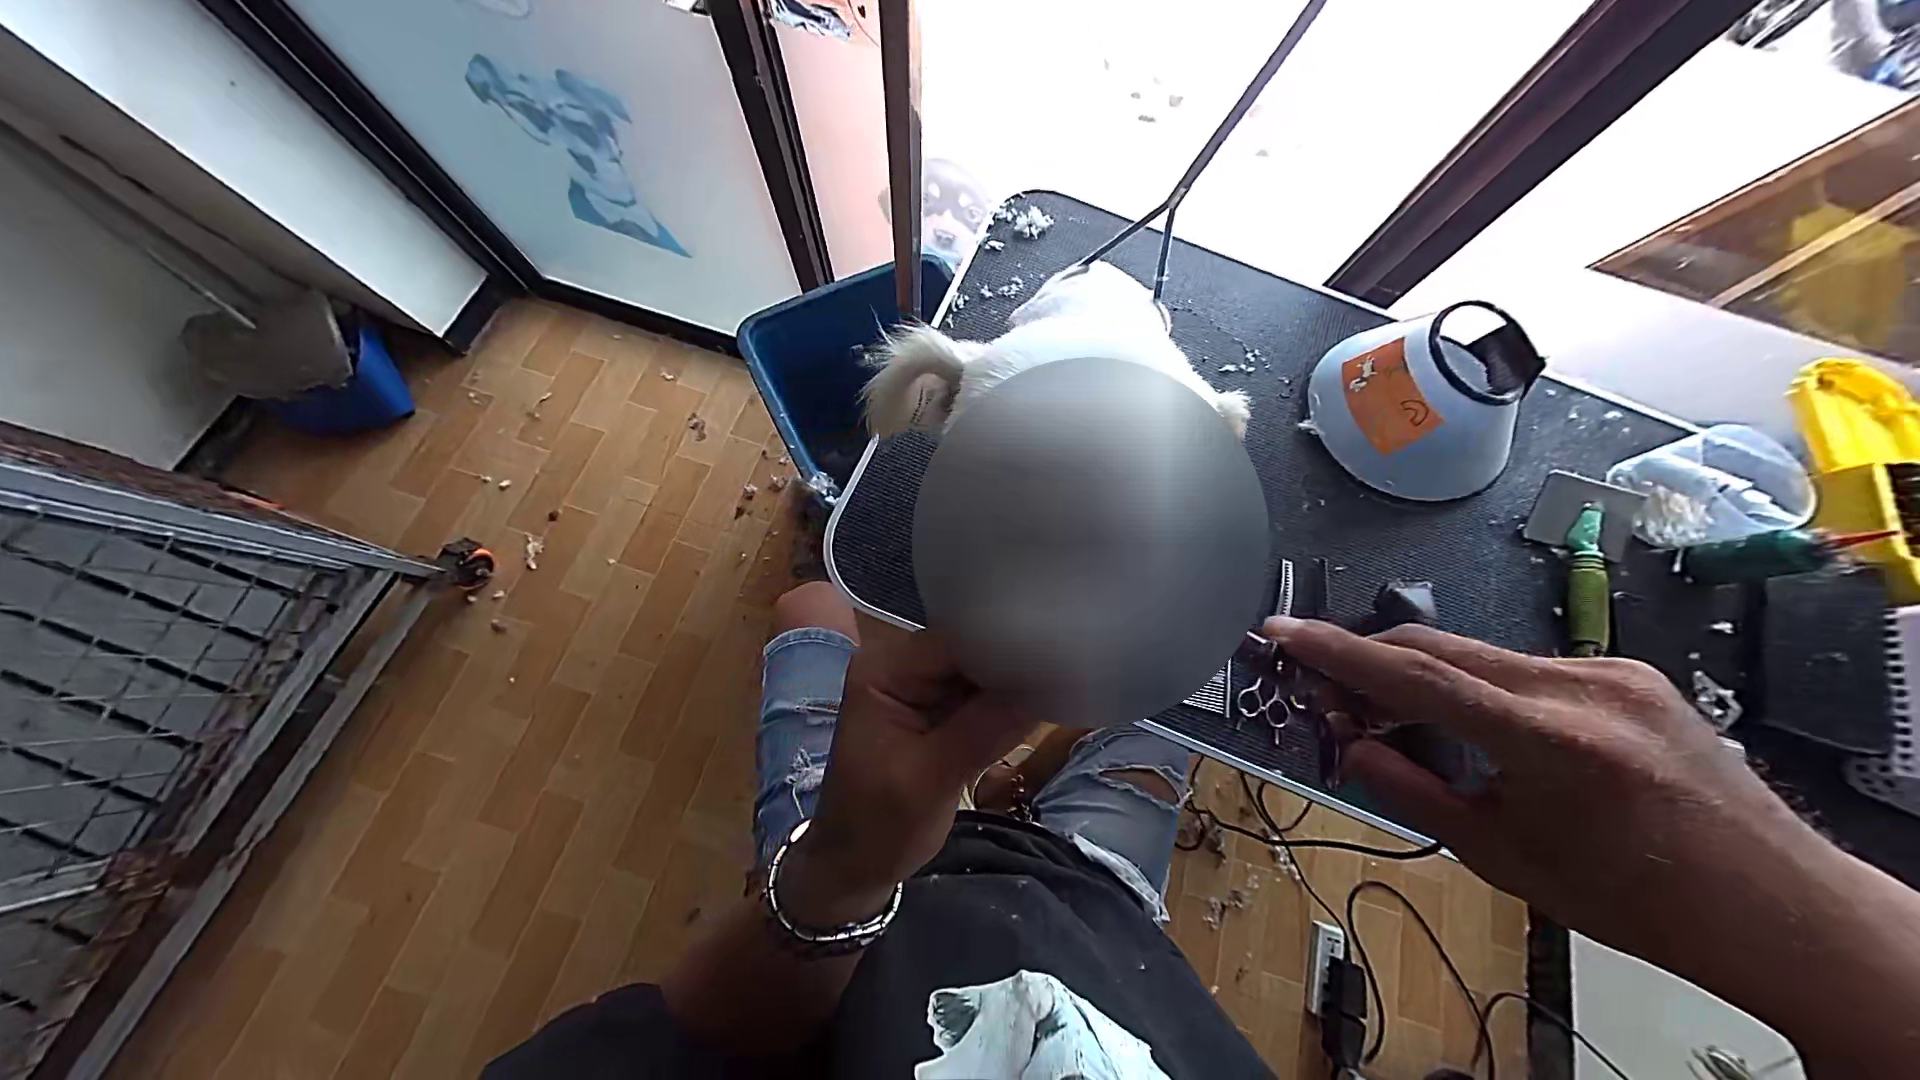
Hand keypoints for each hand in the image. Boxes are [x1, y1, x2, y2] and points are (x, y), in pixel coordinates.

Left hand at [778, 630, 1036, 926]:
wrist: (854, 865)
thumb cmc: (876, 827)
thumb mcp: (927, 782)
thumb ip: (980, 732)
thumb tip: (1039, 690)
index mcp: (884, 672)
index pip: (953, 642)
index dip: (1003, 644)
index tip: (1054, 652)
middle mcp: (902, 668)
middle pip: (970, 650)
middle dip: (1015, 662)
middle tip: (1068, 669)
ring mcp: (922, 688)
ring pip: (981, 672)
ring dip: (1016, 683)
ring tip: (1065, 682)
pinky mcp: (938, 710)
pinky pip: (981, 696)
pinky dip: (1007, 704)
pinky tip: (1044, 703)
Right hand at [1265, 617, 1841, 982]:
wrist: (1787, 913)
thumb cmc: (1636, 900)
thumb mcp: (1501, 856)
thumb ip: (1410, 789)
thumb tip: (1350, 744)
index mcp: (1554, 742)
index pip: (1417, 676)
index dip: (1336, 651)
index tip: (1282, 630)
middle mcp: (1583, 688)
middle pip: (1435, 648)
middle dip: (1364, 662)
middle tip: (1321, 691)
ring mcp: (1610, 672)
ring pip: (1469, 652)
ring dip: (1411, 677)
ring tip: (1378, 713)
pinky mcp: (1622, 672)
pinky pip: (1509, 663)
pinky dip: (1460, 682)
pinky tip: (1451, 717)